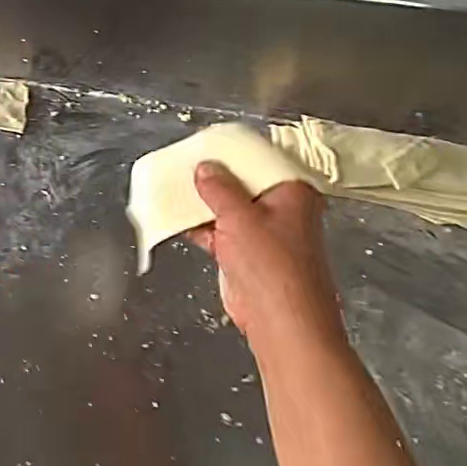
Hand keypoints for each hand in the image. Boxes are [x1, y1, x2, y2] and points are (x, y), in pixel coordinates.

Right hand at [188, 162, 342, 349]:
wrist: (280, 322)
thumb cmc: (272, 266)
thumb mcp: (238, 216)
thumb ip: (218, 188)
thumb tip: (204, 167)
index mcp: (293, 194)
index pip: (262, 161)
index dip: (234, 153)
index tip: (206, 143)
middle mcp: (282, 211)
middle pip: (242, 184)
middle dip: (213, 178)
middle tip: (184, 163)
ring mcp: (264, 234)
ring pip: (228, 208)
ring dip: (203, 204)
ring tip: (173, 188)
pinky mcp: (246, 255)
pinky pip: (218, 231)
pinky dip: (199, 226)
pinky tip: (175, 217)